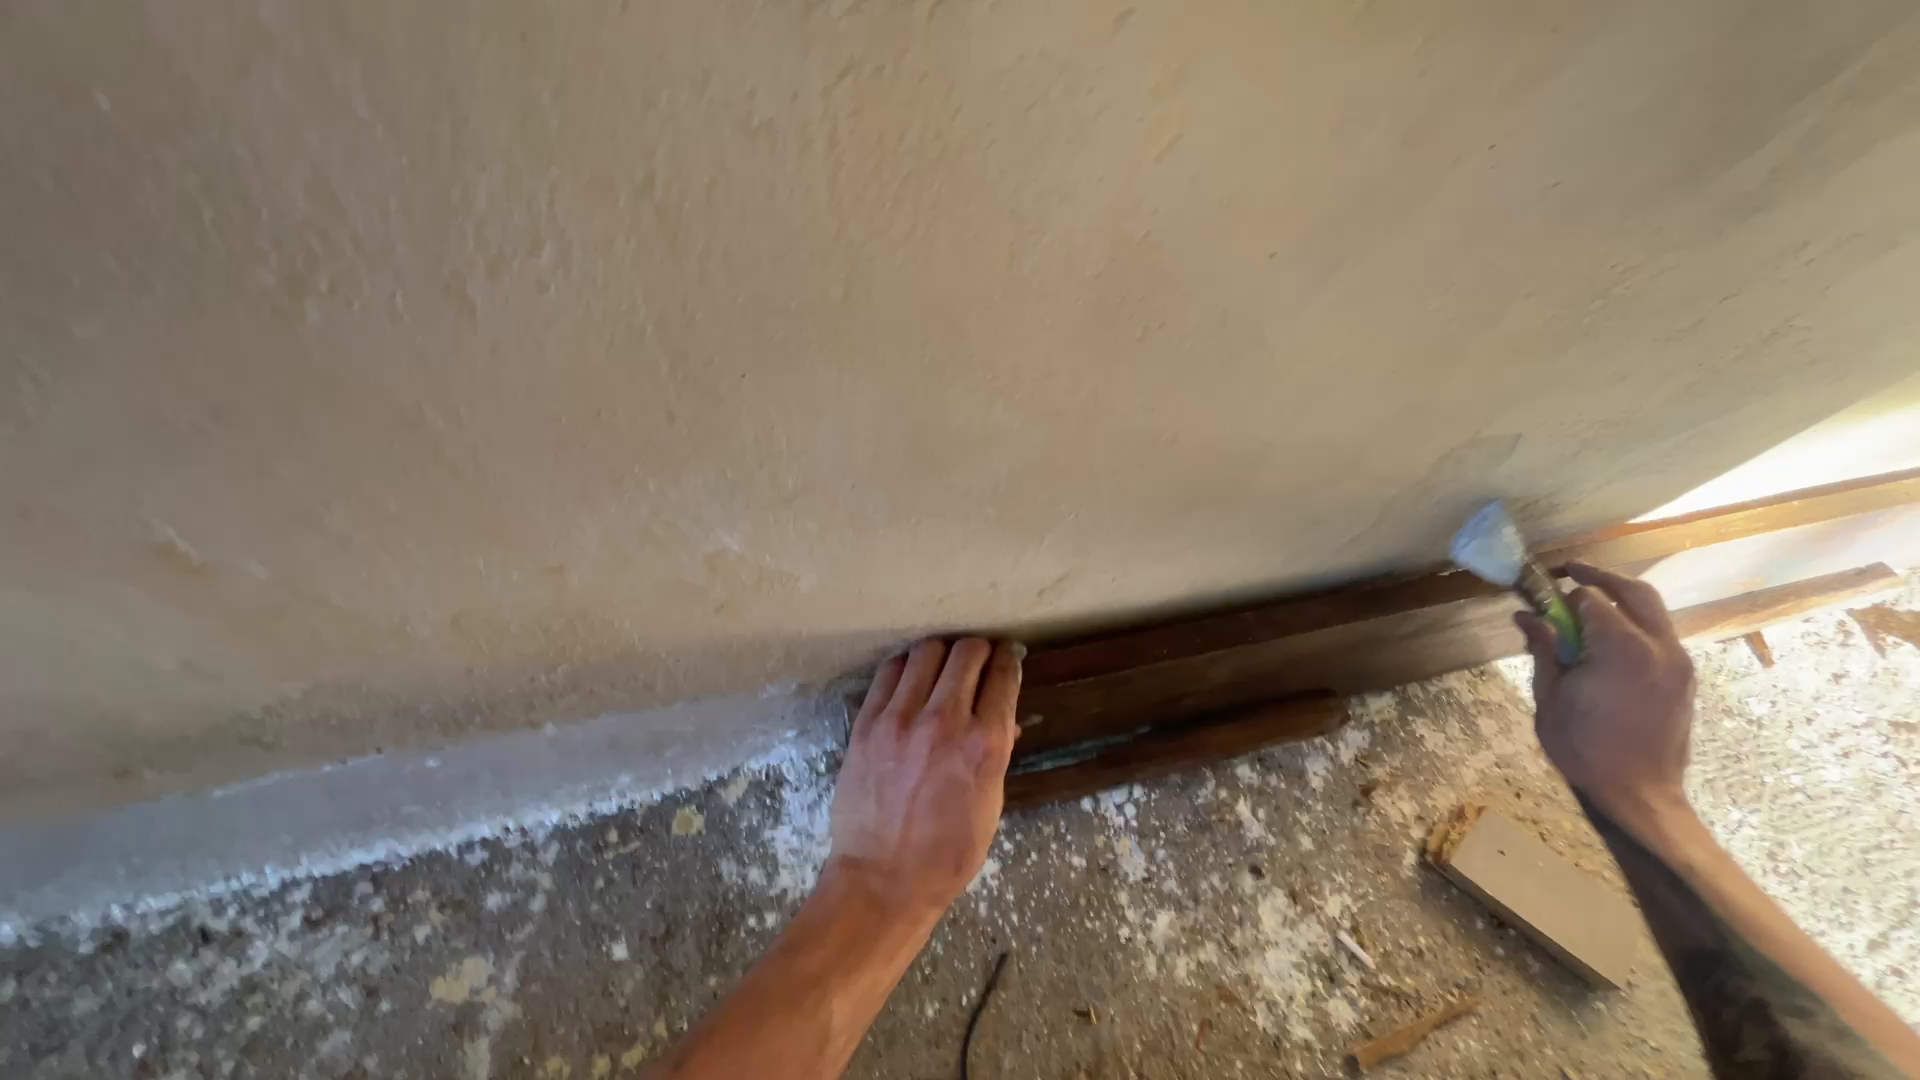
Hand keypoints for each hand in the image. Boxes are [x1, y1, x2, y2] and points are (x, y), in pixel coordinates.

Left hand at [824, 638, 1022, 920]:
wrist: (882, 879)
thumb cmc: (947, 853)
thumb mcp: (990, 806)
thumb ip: (997, 754)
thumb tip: (1002, 719)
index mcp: (985, 745)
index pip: (1003, 677)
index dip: (1009, 659)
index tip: (1008, 654)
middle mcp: (946, 721)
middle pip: (967, 652)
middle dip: (979, 649)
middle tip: (978, 657)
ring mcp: (902, 719)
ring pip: (927, 651)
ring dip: (942, 651)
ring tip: (943, 663)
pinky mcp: (868, 723)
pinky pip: (889, 672)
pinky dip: (906, 666)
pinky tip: (910, 675)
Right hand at [1516, 563, 1696, 837]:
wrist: (1638, 793)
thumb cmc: (1582, 747)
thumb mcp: (1550, 695)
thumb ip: (1544, 649)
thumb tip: (1526, 616)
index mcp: (1621, 648)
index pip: (1592, 598)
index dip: (1562, 589)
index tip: (1538, 587)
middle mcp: (1659, 647)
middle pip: (1634, 592)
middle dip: (1600, 577)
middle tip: (1568, 573)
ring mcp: (1678, 662)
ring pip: (1652, 611)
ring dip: (1619, 600)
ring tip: (1583, 606)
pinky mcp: (1683, 678)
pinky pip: (1658, 634)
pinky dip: (1632, 624)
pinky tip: (1605, 639)